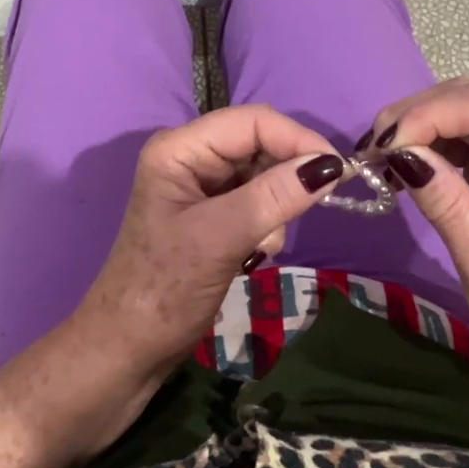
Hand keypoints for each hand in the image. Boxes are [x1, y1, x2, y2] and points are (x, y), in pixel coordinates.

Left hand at [72, 104, 348, 375]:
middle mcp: (189, 157)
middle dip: (285, 175)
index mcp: (178, 149)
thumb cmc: (164, 290)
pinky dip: (267, 222)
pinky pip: (256, 199)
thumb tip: (330, 165)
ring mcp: (200, 185)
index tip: (339, 171)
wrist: (129, 346)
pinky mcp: (211, 213)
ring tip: (261, 246)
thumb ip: (273, 197)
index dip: (297, 138)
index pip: (252, 121)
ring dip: (276, 205)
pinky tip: (254, 252)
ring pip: (262, 172)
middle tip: (299, 216)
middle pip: (259, 142)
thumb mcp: (221, 238)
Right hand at [365, 80, 468, 388]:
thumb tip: (402, 153)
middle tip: (371, 155)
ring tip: (379, 161)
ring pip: (461, 109)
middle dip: (414, 116)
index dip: (428, 114)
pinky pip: (459, 133)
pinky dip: (423, 141)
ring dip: (414, 126)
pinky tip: (401, 167)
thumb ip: (451, 208)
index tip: (382, 148)